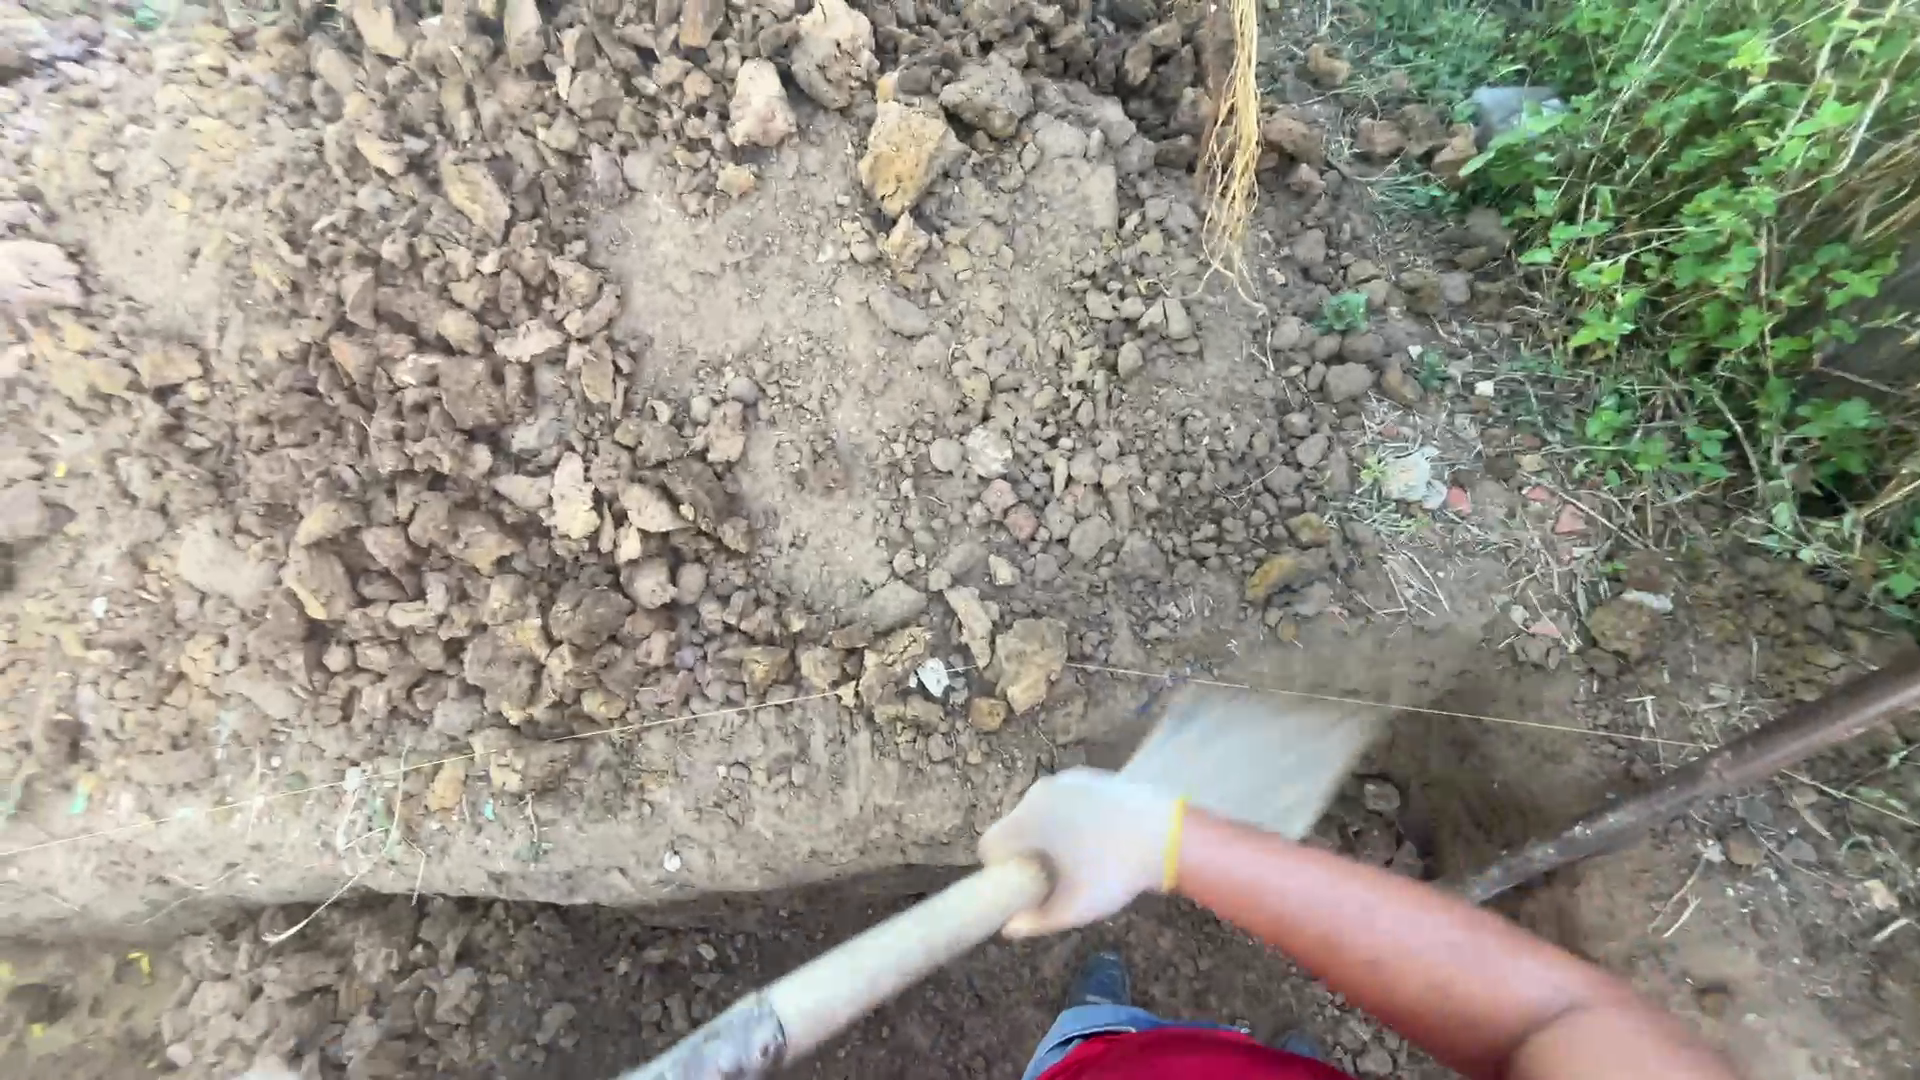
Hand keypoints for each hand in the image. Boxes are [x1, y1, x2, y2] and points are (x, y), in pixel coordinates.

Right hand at [978, 767, 1181, 936]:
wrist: (1166, 833)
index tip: (1025, 884)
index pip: (990, 844)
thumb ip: (1037, 921)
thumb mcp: (1076, 907)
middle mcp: (1039, 792)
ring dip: (1047, 833)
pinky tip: (1097, 835)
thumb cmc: (1115, 871)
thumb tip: (1010, 928)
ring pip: (1039, 811)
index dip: (1001, 869)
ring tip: (1080, 856)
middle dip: (1026, 851)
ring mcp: (1064, 779)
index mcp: (1028, 820)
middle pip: (1014, 825)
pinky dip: (1068, 816)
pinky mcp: (1087, 774)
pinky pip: (1062, 799)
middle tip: (1055, 875)